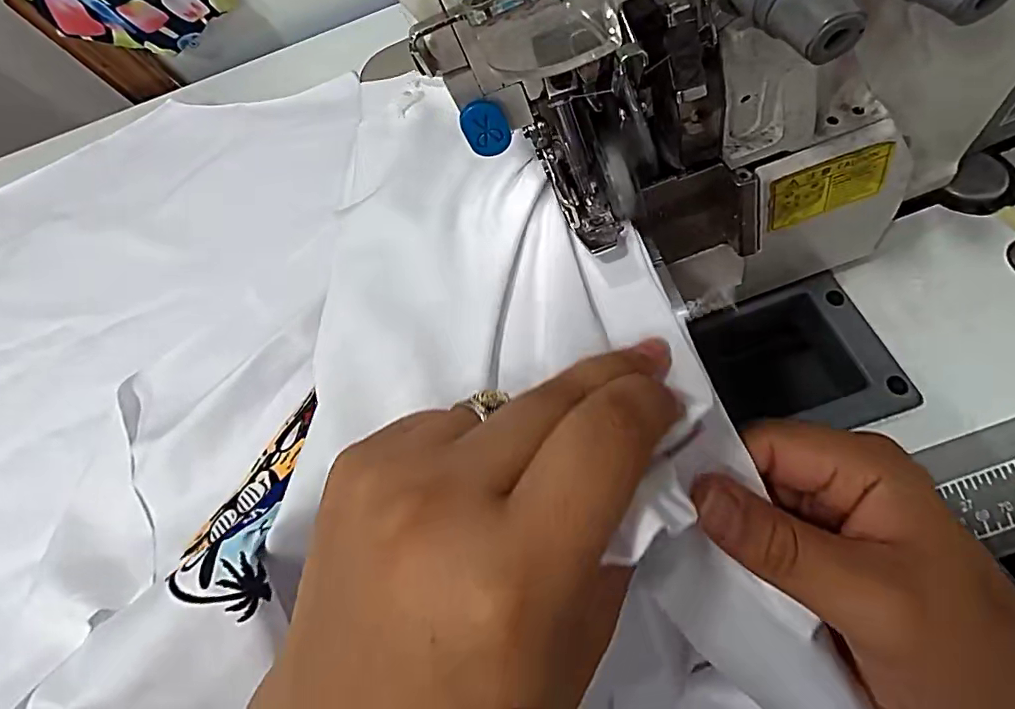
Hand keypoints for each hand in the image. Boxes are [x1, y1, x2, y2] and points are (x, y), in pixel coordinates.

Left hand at [252, 343, 680, 708]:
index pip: (599, 439)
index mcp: (510, 572)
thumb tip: (633, 452)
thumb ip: (612, 540)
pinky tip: (459, 494)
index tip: (663, 390)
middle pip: (547, 401)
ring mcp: (385, 476)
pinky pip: (437, 423)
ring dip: (526, 428)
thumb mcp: (573, 647)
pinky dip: (465, 445)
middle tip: (639, 367)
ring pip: (492, 407)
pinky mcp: (351, 464)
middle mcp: (440, 506)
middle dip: (603, 380)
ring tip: (525, 479)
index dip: (643, 402)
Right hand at [692, 422, 1014, 708]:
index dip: (720, 467)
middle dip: (725, 509)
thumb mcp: (872, 600)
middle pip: (756, 474)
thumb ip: (783, 546)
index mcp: (866, 467)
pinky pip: (771, 551)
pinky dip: (752, 571)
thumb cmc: (982, 668)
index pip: (765, 441)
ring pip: (758, 514)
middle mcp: (848, 485)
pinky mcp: (829, 564)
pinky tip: (746, 593)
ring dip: (737, 544)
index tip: (682, 500)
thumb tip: (708, 495)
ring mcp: (837, 527)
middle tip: (694, 545)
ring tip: (723, 577)